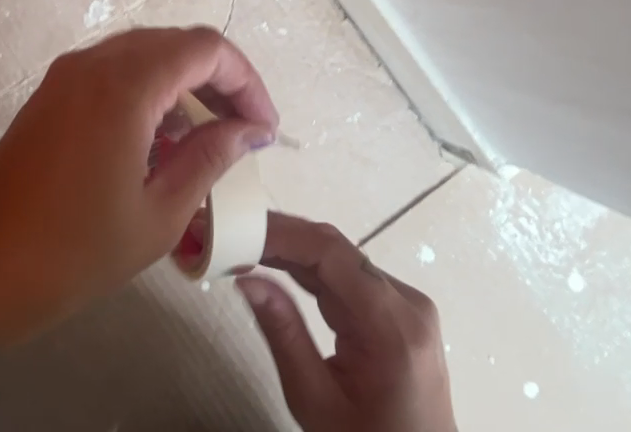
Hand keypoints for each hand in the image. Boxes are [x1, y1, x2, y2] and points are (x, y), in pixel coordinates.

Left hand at [0, 27, 278, 348]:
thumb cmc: (76, 249)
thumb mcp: (159, 213)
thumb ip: (209, 159)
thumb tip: (250, 130)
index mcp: (124, 85)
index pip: (205, 48)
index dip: (246, 80)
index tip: (264, 127)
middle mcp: (93, 63)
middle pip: (173, 43)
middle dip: (217, 79)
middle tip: (244, 132)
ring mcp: (66, 75)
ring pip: (141, 54)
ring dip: (181, 85)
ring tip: (206, 141)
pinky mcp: (51, 94)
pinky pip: (111, 72)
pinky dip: (146, 92)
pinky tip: (159, 142)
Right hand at [239, 214, 456, 431]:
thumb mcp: (316, 400)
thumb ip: (282, 334)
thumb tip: (244, 277)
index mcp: (392, 326)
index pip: (330, 254)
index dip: (279, 233)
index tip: (233, 231)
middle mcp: (406, 302)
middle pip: (333, 248)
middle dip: (276, 234)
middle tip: (224, 232)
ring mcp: (404, 302)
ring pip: (336, 255)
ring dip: (286, 246)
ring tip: (237, 244)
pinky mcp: (394, 308)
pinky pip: (343, 273)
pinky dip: (303, 265)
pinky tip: (269, 261)